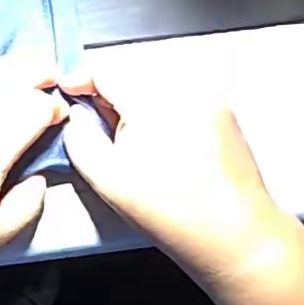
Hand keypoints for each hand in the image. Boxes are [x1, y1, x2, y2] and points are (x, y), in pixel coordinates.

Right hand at [61, 68, 298, 289]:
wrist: (234, 235)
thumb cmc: (174, 213)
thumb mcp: (107, 179)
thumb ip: (79, 139)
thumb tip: (75, 117)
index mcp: (154, 99)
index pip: (106, 70)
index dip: (80, 80)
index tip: (68, 93)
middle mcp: (186, 89)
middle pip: (132, 75)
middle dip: (109, 96)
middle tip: (98, 130)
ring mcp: (210, 99)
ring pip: (156, 88)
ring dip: (136, 106)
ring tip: (133, 148)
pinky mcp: (223, 115)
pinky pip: (180, 102)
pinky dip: (162, 115)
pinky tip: (162, 151)